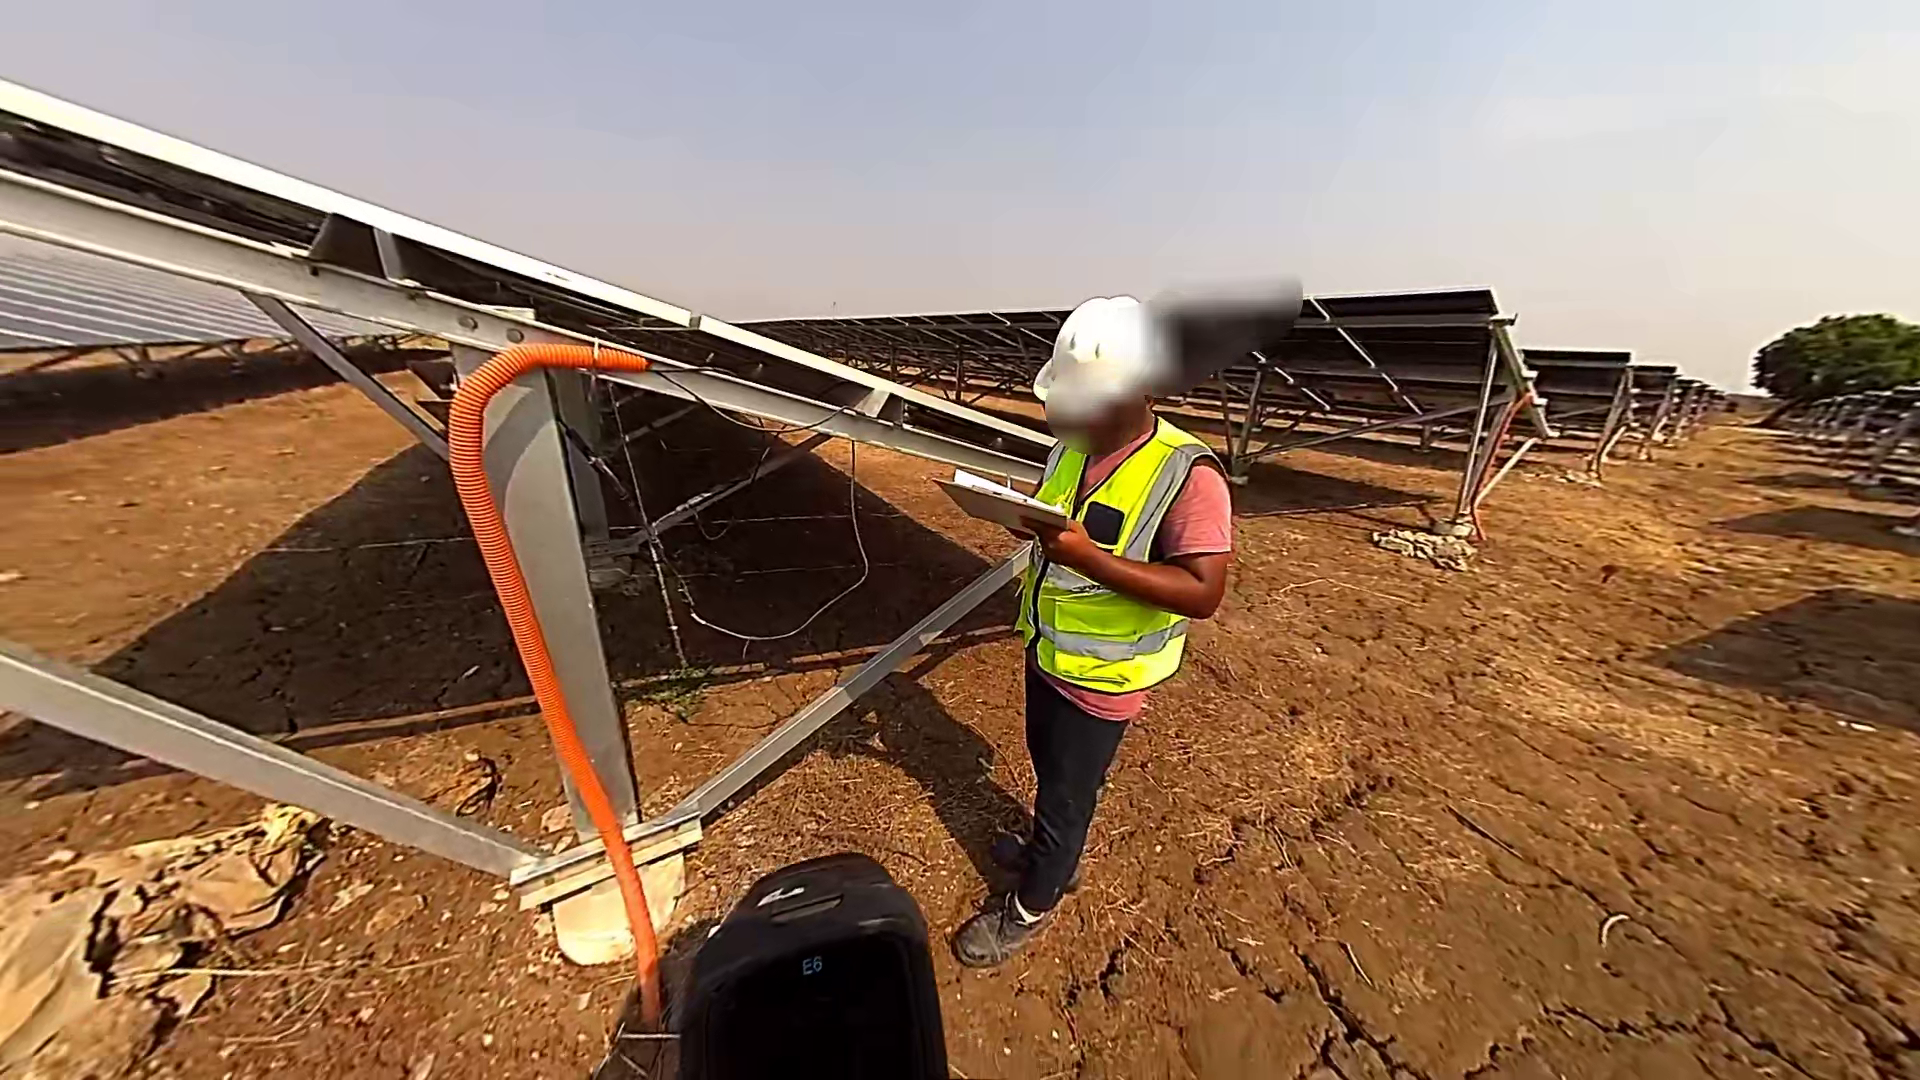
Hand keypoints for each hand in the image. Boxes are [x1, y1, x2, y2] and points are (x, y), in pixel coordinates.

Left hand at [1020, 516, 1101, 570]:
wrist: (1088, 561)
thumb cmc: (1084, 544)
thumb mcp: (1074, 526)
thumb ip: (1062, 521)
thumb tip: (1054, 516)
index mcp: (1053, 536)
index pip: (1037, 525)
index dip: (1029, 520)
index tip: (1022, 516)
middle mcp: (1047, 545)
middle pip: (1037, 532)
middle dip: (1035, 526)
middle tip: (1030, 519)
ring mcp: (1048, 552)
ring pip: (1040, 539)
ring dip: (1040, 534)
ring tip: (1042, 527)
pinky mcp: (1050, 557)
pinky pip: (1044, 546)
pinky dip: (1045, 541)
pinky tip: (1049, 537)